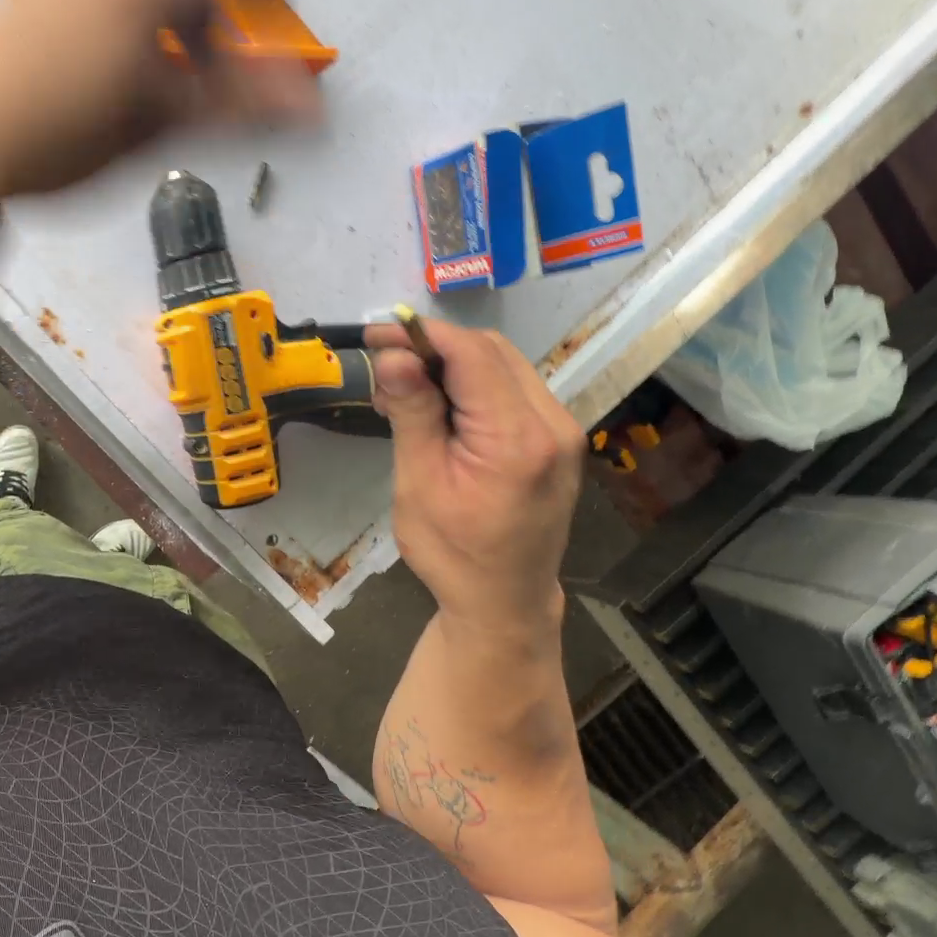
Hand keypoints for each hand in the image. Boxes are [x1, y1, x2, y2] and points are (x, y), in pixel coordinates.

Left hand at [0, 0, 320, 236]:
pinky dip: (112, 15)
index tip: (269, 1)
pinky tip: (96, 64)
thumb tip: (307, 108)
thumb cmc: (47, 142)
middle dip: (201, 7)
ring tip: (149, 68)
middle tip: (205, 56)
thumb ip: (233, 105)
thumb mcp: (148, 127)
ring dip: (157, 12)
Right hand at [367, 319, 586, 642]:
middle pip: (492, 353)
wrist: (503, 600)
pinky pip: (511, 391)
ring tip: (402, 388)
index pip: (472, 356)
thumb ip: (413, 413)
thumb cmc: (452, 551)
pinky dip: (470, 386)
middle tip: (382, 365)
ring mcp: (560, 430)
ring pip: (503, 367)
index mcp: (517, 437)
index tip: (375, 335)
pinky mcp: (555, 440)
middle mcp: (552, 423)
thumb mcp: (419, 483)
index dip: (422, 336)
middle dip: (434, 348)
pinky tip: (436, 406)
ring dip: (450, 366)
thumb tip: (393, 356)